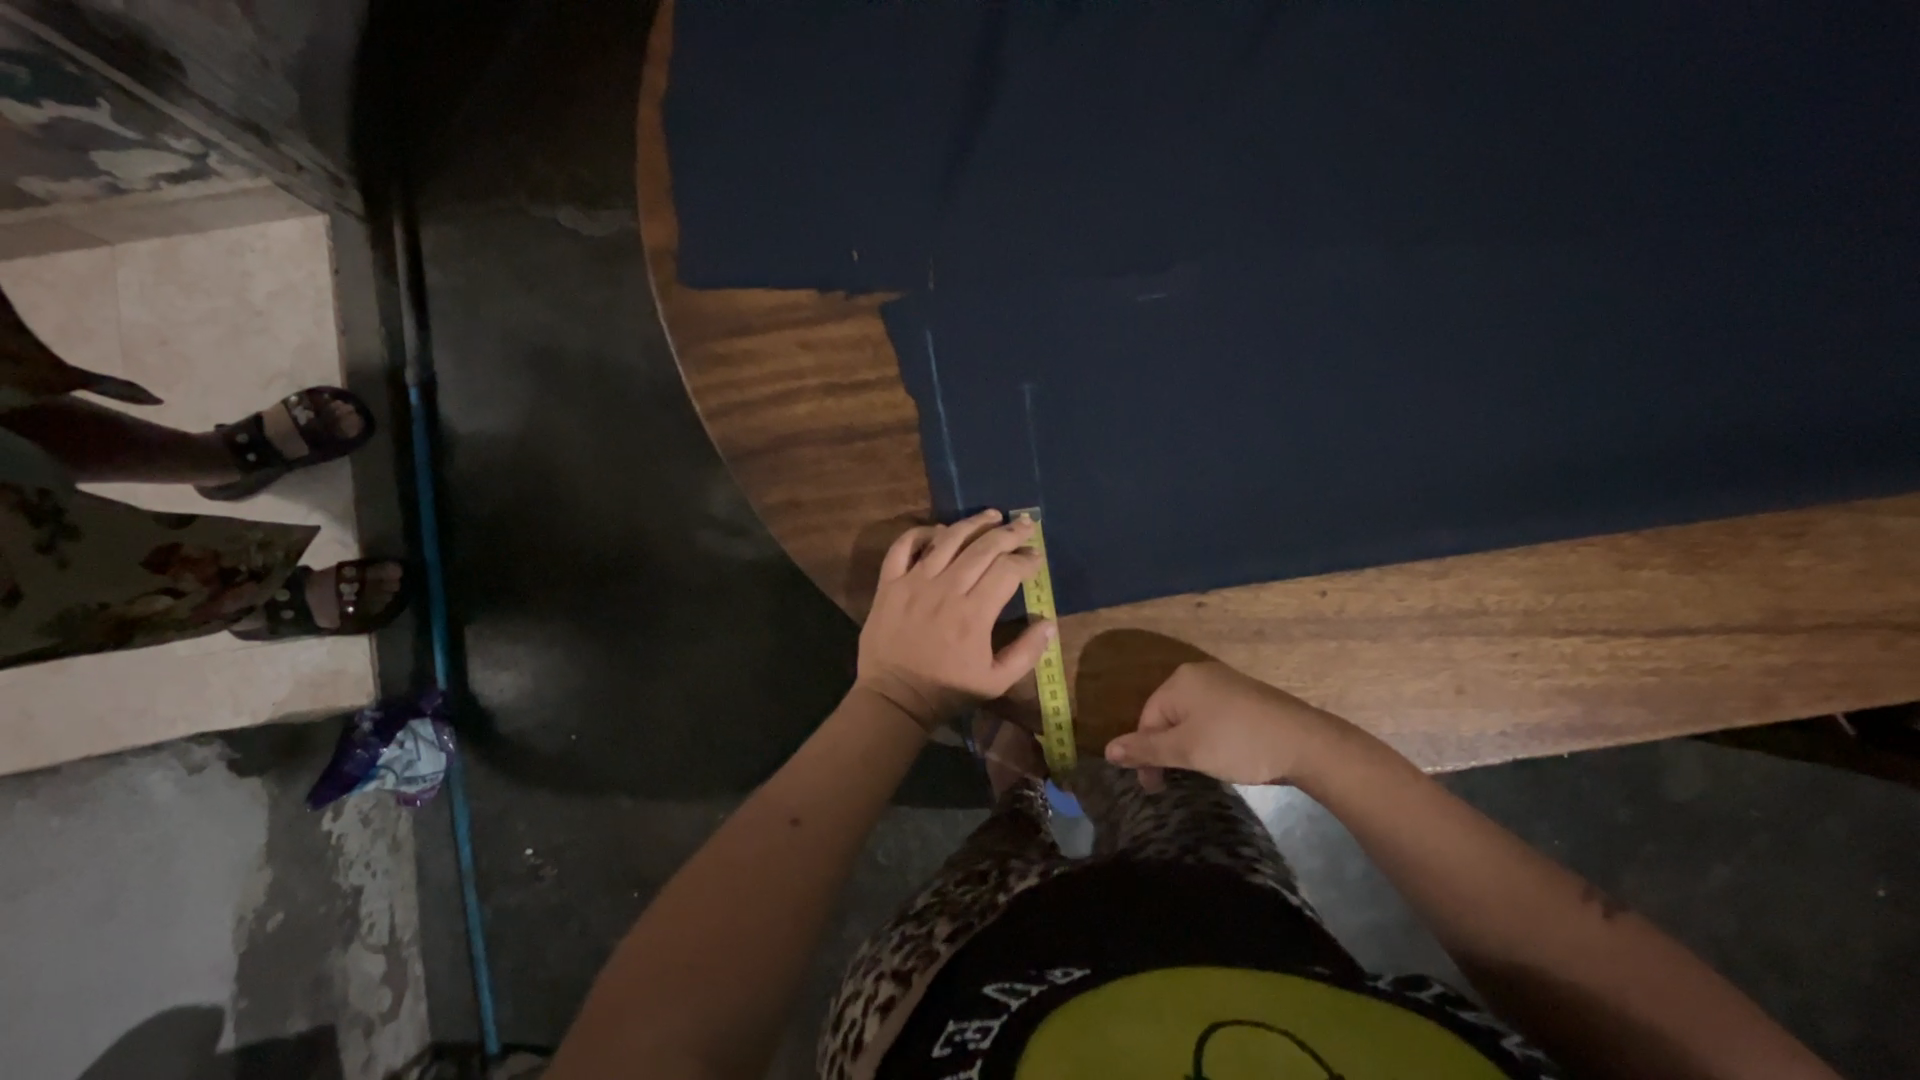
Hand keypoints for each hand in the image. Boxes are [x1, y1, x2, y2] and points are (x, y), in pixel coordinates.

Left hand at [855, 510, 1056, 729]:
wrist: (894, 699)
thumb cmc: (948, 691)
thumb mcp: (996, 681)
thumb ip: (1027, 652)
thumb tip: (1049, 622)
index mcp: (974, 614)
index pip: (1007, 570)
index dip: (1026, 559)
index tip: (1036, 558)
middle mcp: (946, 590)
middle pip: (983, 548)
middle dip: (1009, 533)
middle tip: (1025, 525)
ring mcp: (914, 583)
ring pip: (947, 539)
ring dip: (973, 523)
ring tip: (991, 515)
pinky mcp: (889, 584)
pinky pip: (904, 547)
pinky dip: (922, 533)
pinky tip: (940, 530)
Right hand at [1104, 661, 1349, 788]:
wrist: (1306, 743)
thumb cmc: (1237, 743)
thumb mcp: (1186, 751)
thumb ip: (1145, 750)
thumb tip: (1108, 750)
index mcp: (1179, 681)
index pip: (1146, 718)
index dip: (1144, 755)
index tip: (1154, 788)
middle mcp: (1199, 675)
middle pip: (1167, 716)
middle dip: (1166, 749)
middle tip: (1174, 781)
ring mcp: (1226, 683)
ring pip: (1191, 718)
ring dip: (1187, 746)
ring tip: (1200, 770)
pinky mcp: (1247, 697)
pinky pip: (1213, 716)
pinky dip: (1209, 738)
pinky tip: (1223, 755)